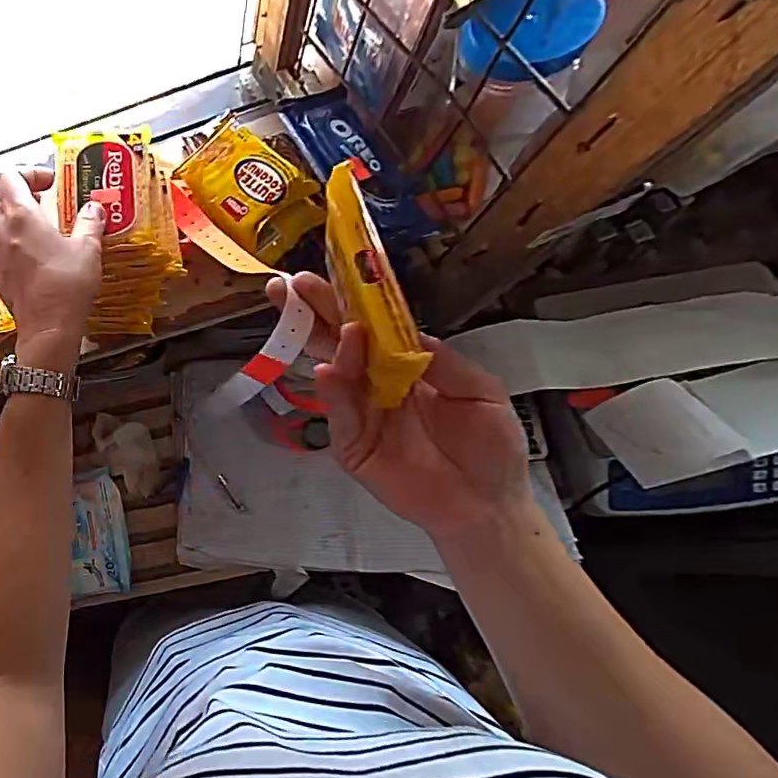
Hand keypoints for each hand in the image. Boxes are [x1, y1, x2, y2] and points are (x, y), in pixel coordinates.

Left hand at [0, 168, 103, 364]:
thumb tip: (94, 208)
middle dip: (3, 193)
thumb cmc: (67, 287)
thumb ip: (89, 223)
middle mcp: (0, 231)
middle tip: (27, 201)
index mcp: (22, 216)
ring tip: (10, 224)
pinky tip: (10, 253)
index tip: (48, 184)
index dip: (28, 173)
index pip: (9, 176)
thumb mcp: (88, 250)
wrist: (49, 326)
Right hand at [267, 272, 533, 541]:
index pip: (370, 329)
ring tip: (331, 328)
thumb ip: (441, 361)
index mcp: (403, 368)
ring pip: (335, 376)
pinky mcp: (354, 447)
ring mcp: (361, 416)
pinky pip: (339, 416)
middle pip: (338, 345)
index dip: (349, 302)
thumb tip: (405, 332)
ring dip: (328, 348)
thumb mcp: (479, 391)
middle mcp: (376, 386)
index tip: (329, 272)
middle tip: (287, 287)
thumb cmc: (490, 448)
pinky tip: (327, 373)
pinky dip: (332, 394)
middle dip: (313, 315)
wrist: (488, 505)